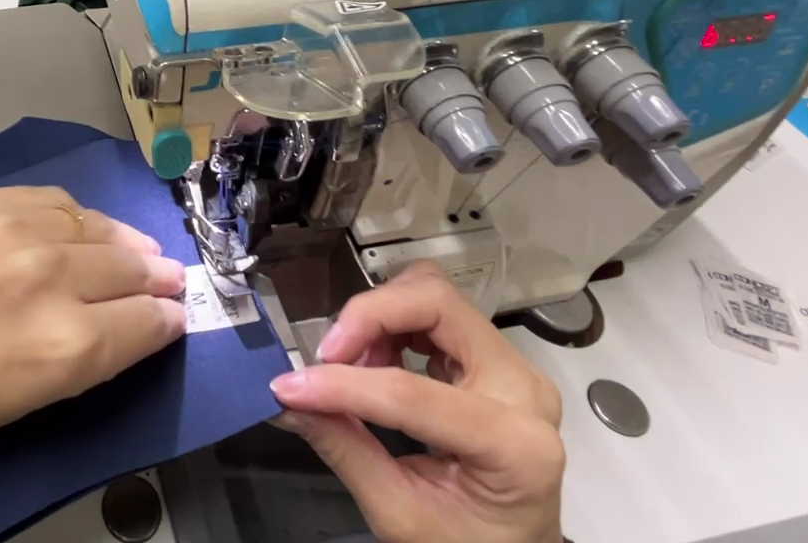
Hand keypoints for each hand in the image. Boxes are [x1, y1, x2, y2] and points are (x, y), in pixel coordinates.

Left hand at [0, 186, 185, 456]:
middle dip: (156, 276)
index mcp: (65, 343)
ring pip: (96, 225)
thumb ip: (98, 352)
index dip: (166, 317)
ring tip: (135, 249)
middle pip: (128, 268)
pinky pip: (53, 199)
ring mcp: (15, 230)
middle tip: (169, 278)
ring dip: (123, 240)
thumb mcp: (36, 396)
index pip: (144, 320)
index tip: (175, 312)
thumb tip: (144, 317)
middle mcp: (49, 276)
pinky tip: (82, 225)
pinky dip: (77, 214)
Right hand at [270, 261, 564, 542]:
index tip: (290, 385)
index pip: (413, 392)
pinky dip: (391, 320)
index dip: (343, 383)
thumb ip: (343, 449)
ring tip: (353, 360)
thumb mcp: (400, 515)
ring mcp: (511, 365)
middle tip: (327, 354)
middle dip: (368, 315)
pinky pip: (435, 307)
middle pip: (436, 302)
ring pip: (433, 292)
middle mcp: (522, 388)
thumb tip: (285, 400)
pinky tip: (375, 358)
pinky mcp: (491, 354)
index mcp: (517, 447)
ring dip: (379, 314)